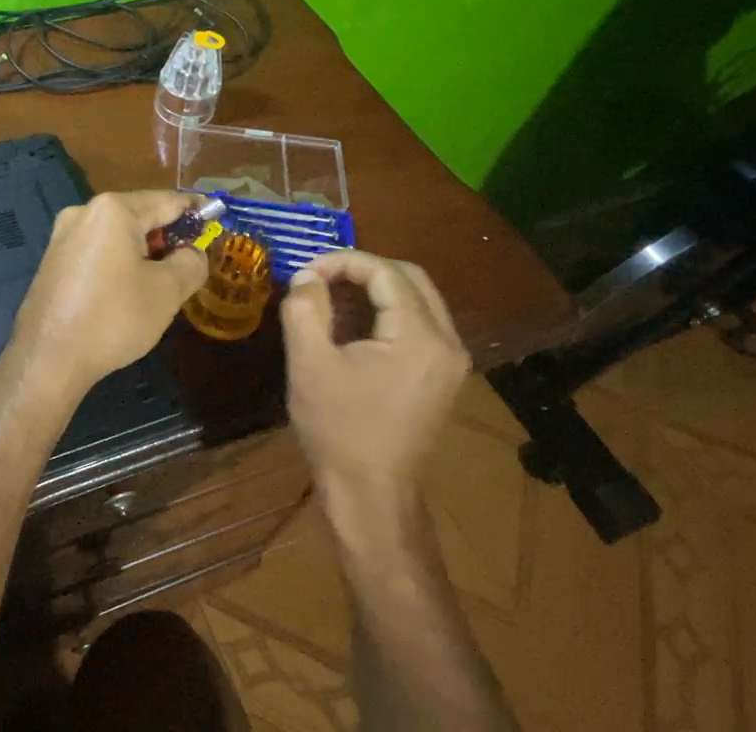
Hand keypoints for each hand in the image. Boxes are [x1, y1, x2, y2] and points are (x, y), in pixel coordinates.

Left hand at [5, 191, 208, 403]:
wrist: (48, 358)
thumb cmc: (114, 317)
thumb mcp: (167, 291)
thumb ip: (191, 262)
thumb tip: (192, 252)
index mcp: (113, 210)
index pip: (167, 201)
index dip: (196, 212)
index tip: (216, 221)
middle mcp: (83, 213)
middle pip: (140, 216)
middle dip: (167, 237)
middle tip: (190, 264)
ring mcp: (62, 237)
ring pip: (118, 236)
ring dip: (143, 253)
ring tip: (161, 283)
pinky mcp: (52, 262)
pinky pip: (97, 253)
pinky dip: (119, 264)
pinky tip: (127, 293)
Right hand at [279, 251, 470, 495]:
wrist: (370, 493)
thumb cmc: (338, 429)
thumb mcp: (309, 364)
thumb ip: (305, 309)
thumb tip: (306, 276)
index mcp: (420, 337)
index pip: (386, 273)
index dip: (344, 262)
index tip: (305, 271)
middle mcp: (447, 343)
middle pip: (410, 279)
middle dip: (363, 270)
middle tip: (320, 278)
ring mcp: (450, 362)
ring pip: (417, 300)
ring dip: (375, 290)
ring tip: (330, 298)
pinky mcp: (442, 378)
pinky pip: (418, 325)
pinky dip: (386, 313)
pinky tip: (351, 326)